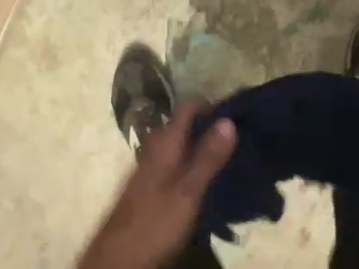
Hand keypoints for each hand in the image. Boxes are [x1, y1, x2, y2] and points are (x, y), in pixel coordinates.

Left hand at [77, 101, 236, 268]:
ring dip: (203, 148)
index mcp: (164, 142)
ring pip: (181, 145)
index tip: (238, 114)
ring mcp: (150, 167)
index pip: (188, 106)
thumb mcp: (187, 192)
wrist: (118, 258)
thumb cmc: (154, 222)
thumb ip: (207, 157)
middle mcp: (155, 147)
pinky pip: (176, 164)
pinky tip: (208, 182)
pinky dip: (193, 165)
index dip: (212, 105)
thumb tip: (229, 119)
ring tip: (231, 159)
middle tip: (240, 139)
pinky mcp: (150, 186)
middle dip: (210, 127)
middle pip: (185, 125)